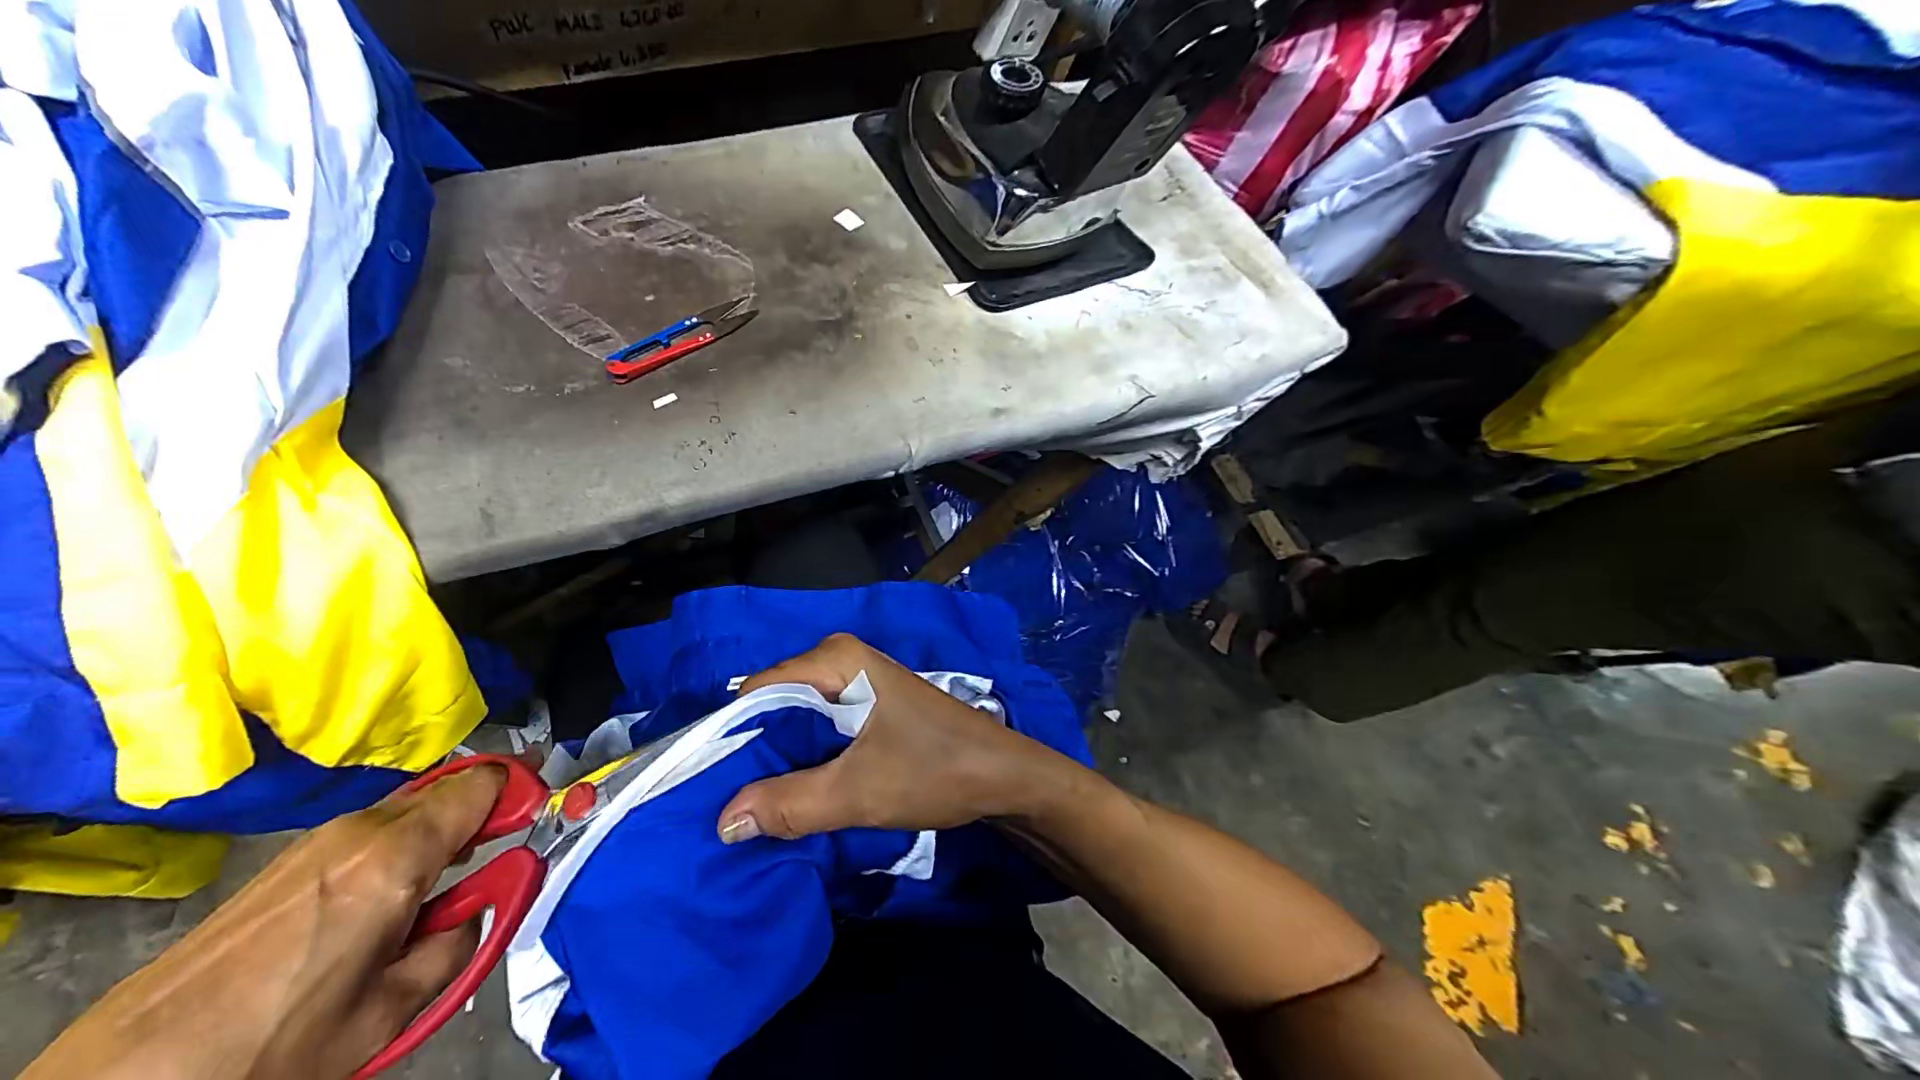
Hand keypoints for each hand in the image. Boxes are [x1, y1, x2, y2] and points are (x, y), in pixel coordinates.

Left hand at [23, 765, 505, 1079]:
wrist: (130, 1077)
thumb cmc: (276, 1043)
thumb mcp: (392, 1009)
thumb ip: (460, 942)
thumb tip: (479, 909)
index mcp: (396, 857)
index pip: (482, 783)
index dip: (520, 789)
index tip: (537, 816)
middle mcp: (360, 832)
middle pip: (449, 789)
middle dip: (484, 815)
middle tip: (496, 861)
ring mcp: (318, 841)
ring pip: (412, 810)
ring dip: (442, 834)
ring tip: (439, 894)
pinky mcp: (289, 860)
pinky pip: (373, 831)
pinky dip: (402, 848)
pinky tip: (388, 903)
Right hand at [717, 633, 1087, 842]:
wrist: (1006, 776)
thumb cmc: (936, 771)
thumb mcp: (859, 792)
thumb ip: (789, 804)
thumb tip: (721, 822)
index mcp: (835, 659)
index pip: (757, 692)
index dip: (729, 739)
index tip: (706, 788)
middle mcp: (840, 659)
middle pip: (774, 704)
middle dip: (753, 753)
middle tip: (726, 805)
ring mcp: (856, 680)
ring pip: (796, 719)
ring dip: (778, 760)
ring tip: (751, 806)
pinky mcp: (867, 704)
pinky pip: (818, 727)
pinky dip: (803, 758)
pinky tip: (791, 791)